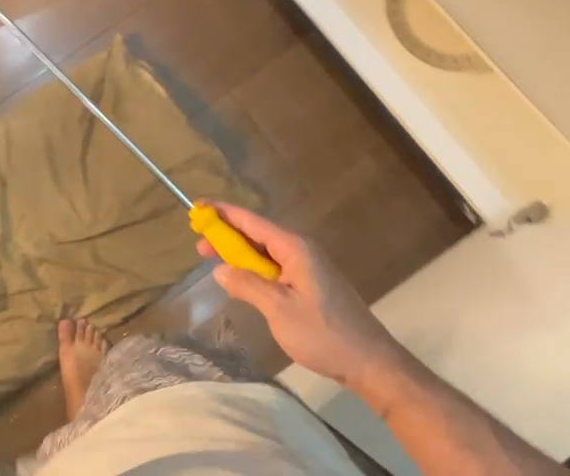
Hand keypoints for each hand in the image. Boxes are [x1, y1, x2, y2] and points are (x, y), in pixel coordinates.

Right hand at [196, 203, 404, 392]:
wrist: (371, 363)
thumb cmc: (324, 333)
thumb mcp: (279, 310)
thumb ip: (248, 285)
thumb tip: (221, 270)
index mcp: (294, 248)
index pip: (251, 221)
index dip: (223, 213)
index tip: (198, 206)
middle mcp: (301, 250)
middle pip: (257, 234)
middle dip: (227, 236)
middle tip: (199, 246)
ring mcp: (308, 268)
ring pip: (266, 253)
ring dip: (240, 255)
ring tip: (215, 262)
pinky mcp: (312, 285)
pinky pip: (276, 268)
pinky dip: (256, 269)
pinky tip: (244, 281)